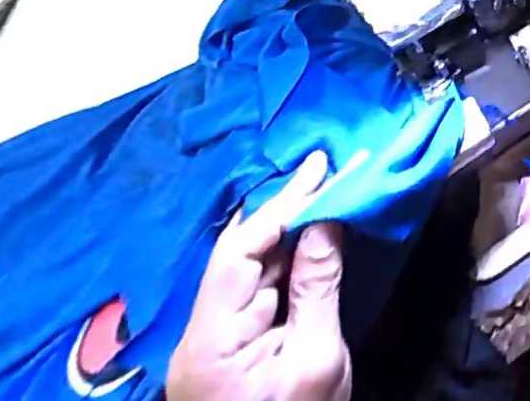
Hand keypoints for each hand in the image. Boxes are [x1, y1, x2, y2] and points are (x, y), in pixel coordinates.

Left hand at [168, 152, 351, 400]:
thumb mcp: (317, 362)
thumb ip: (318, 286)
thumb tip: (326, 220)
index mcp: (211, 341)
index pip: (241, 251)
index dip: (282, 204)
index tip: (321, 166)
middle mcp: (203, 333)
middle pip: (241, 253)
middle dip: (285, 207)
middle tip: (325, 167)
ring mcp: (215, 342)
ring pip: (252, 266)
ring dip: (290, 226)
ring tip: (325, 188)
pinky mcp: (233, 349)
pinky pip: (261, 287)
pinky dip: (289, 254)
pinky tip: (312, 232)